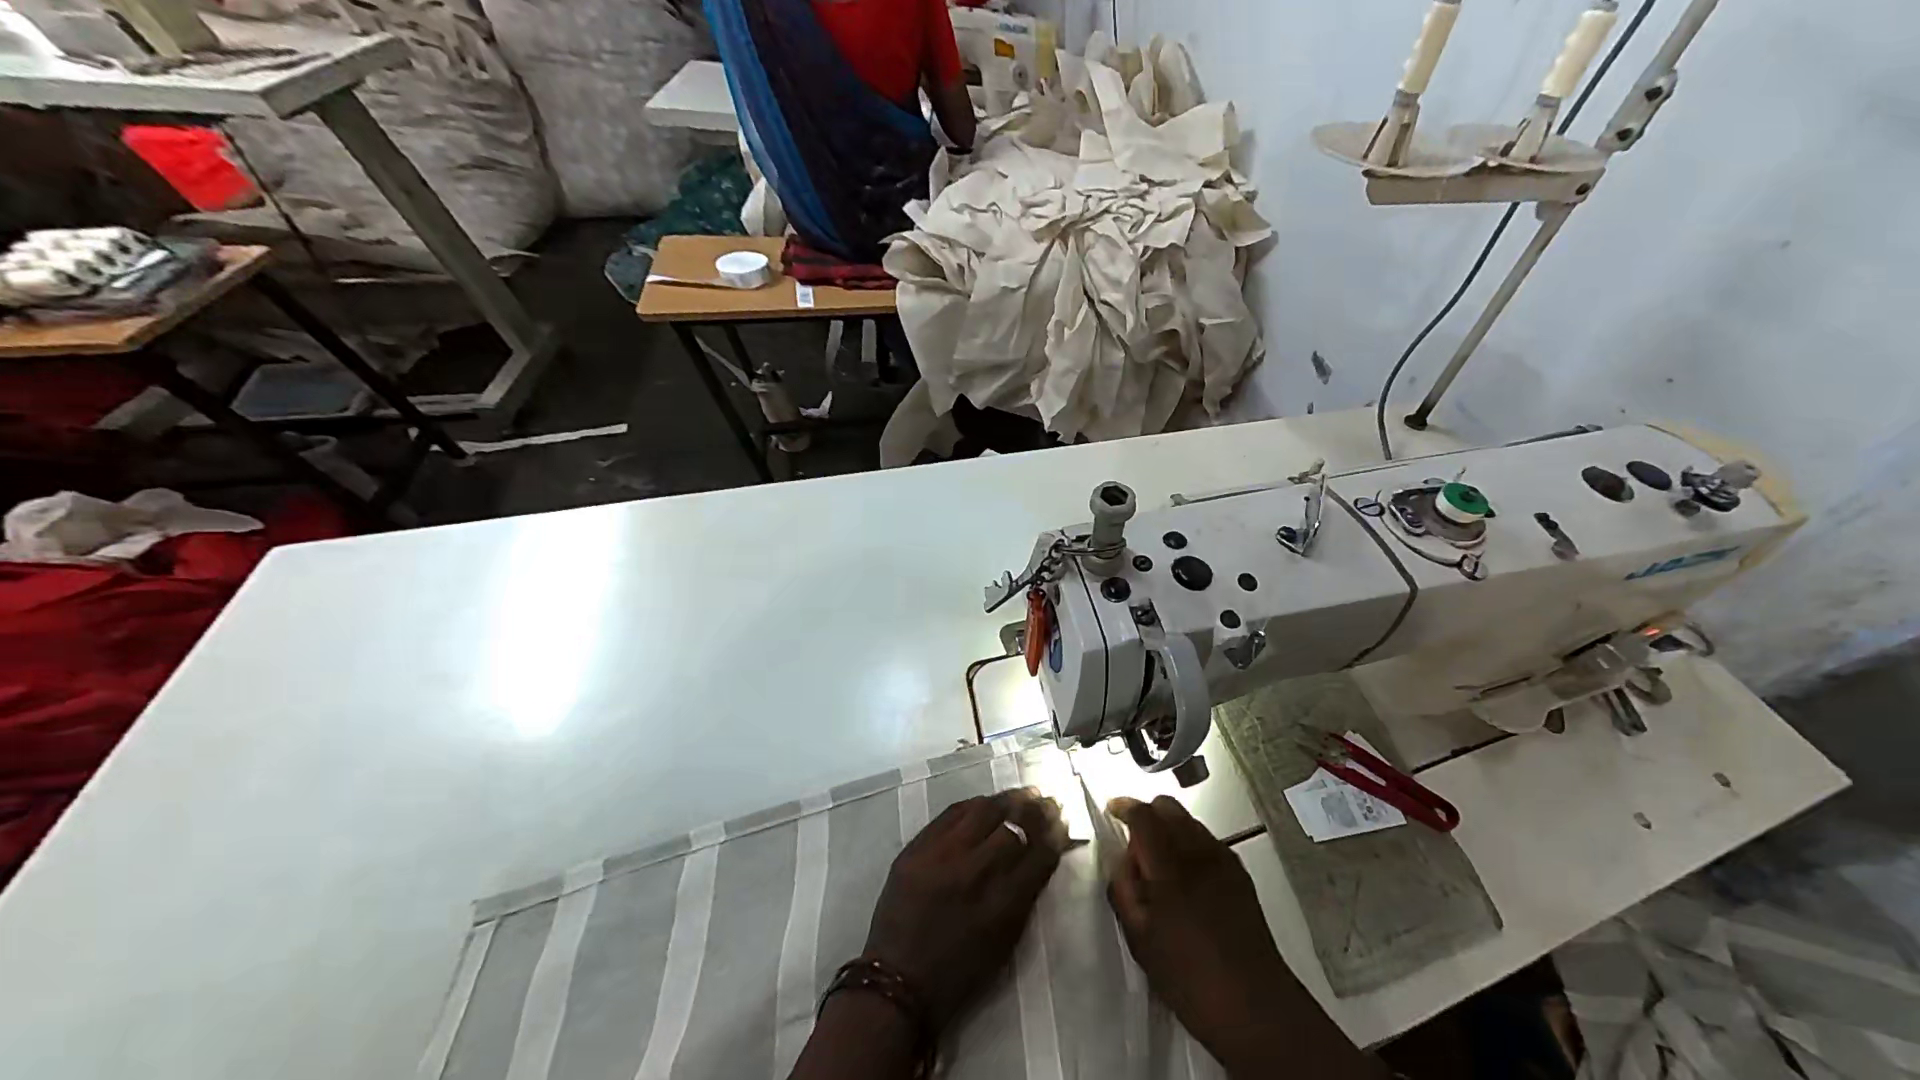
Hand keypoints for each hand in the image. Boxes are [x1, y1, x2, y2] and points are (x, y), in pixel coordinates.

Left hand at [863, 789, 1067, 1028]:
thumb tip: (1042, 853)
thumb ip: (1024, 895)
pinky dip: (973, 805)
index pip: (1038, 856)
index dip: (1055, 835)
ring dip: (1007, 800)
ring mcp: (941, 856)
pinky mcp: (916, 848)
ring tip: (1024, 794)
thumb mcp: (1004, 940)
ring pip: (982, 812)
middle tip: (1048, 800)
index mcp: (1001, 905)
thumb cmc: (959, 971)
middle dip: (1036, 811)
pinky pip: (950, 814)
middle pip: (1013, 827)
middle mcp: (973, 873)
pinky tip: (986, 802)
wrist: (897, 980)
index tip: (1064, 821)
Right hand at [1107, 796, 1383, 1078]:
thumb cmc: (1188, 977)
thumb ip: (1123, 889)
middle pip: (1169, 807)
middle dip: (1147, 813)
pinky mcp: (1241, 874)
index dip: (1124, 806)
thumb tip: (1122, 859)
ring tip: (1159, 861)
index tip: (1111, 809)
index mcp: (1170, 869)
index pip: (1144, 816)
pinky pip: (1209, 839)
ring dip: (1169, 826)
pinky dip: (1191, 841)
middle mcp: (1199, 854)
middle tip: (1134, 842)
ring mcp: (1224, 861)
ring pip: (1190, 820)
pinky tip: (1186, 874)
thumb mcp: (1139, 938)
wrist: (1255, 1006)